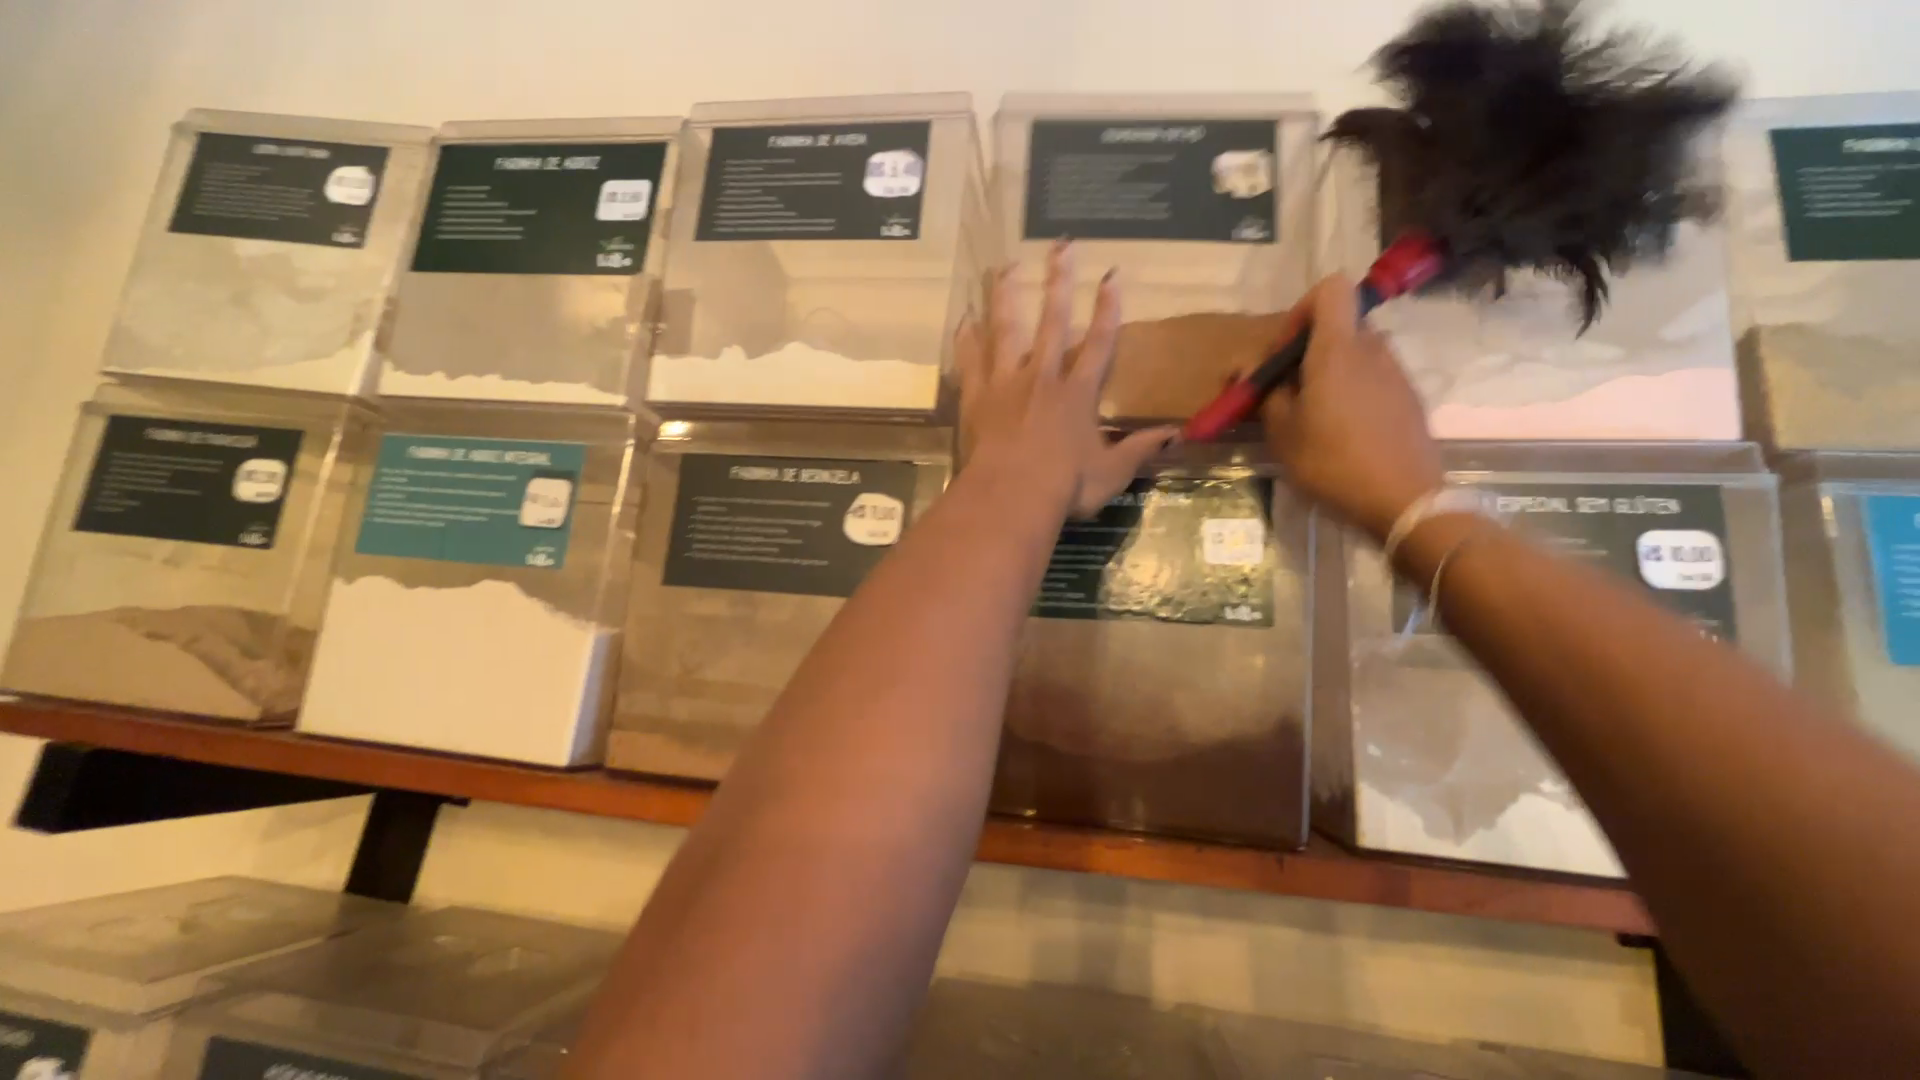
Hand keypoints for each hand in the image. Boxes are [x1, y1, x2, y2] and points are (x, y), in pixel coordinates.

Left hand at [959, 240, 1179, 518]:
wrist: (1011, 495)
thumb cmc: (1065, 486)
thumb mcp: (1112, 472)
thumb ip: (1140, 450)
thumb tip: (1175, 436)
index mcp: (1078, 393)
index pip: (1099, 342)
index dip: (1108, 308)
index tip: (1112, 276)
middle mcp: (1044, 377)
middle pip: (1052, 320)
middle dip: (1059, 281)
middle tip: (1061, 245)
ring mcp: (1007, 383)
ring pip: (1006, 329)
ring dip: (1007, 295)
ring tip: (1006, 266)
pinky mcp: (977, 397)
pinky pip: (970, 361)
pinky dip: (966, 340)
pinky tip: (964, 319)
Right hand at [1260, 275, 1443, 539]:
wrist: (1405, 502)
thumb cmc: (1333, 463)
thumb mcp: (1282, 433)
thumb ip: (1266, 393)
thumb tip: (1252, 370)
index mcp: (1338, 349)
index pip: (1330, 289)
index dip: (1302, 310)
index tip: (1283, 351)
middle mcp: (1373, 349)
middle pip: (1340, 326)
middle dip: (1310, 350)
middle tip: (1288, 390)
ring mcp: (1397, 373)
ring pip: (1357, 354)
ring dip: (1332, 373)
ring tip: (1314, 415)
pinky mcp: (1410, 398)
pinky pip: (1374, 378)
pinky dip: (1354, 392)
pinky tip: (1343, 433)